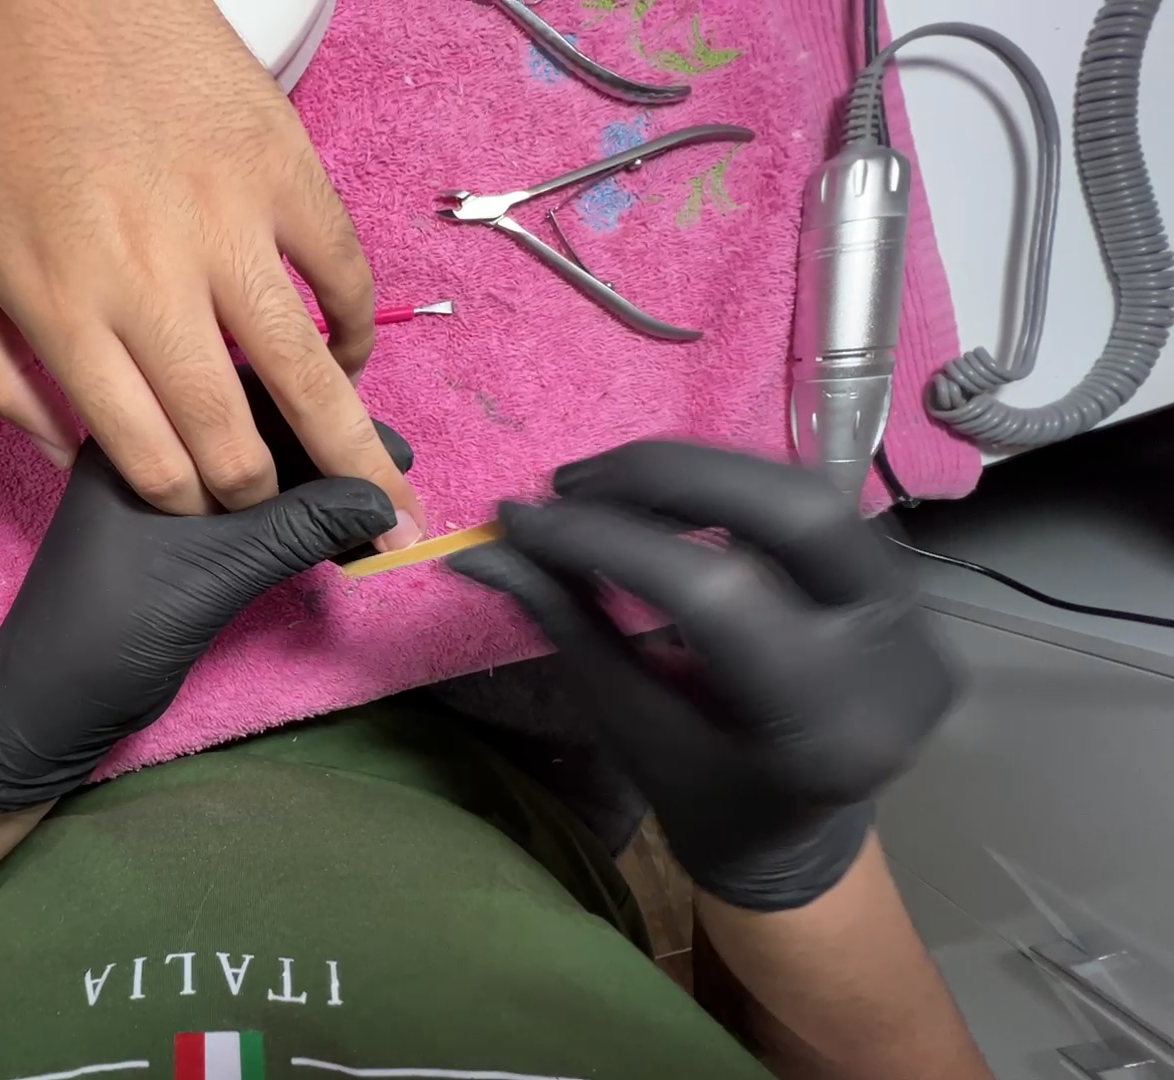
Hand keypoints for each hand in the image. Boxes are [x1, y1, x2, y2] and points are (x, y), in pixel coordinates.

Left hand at [0, 0, 422, 546]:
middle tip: (285, 519)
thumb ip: (0, 381)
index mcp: (66, 315)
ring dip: (347, 451)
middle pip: (232, 439)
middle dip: (263, 500)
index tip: (205, 513)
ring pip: (305, 373)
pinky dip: (355, 329)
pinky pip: (343, 273)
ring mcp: (226, 222)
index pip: (151, 458)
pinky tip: (345, 356)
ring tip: (378, 494)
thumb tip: (66, 459)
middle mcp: (151, 284)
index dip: (187, 505)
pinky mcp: (280, 163)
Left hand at [0, 371, 406, 811]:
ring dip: (319, 496)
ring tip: (378, 512)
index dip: (325, 418)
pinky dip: (296, 526)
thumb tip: (386, 501)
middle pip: (259, 436)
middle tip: (397, 477)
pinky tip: (337, 537)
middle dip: (331, 459)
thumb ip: (298, 528)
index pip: (246, 402)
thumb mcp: (214, 572)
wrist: (51, 704)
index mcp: (140, 434)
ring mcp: (165, 497)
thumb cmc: (115, 627)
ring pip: (258, 478)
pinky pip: (248, 515)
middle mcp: (152, 452)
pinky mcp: (177, 539)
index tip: (390, 448)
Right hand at [452, 442, 956, 910]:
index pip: (712, 594)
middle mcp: (896, 656)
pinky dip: (713, 485)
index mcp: (823, 726)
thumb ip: (561, 620)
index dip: (603, 542)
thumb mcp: (620, 716)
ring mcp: (916, 612)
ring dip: (685, 470)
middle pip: (791, 512)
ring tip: (594, 483)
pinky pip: (802, 503)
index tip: (518, 522)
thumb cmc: (697, 788)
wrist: (795, 826)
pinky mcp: (900, 583)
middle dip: (662, 478)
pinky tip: (648, 495)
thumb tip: (478, 550)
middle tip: (566, 483)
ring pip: (802, 490)